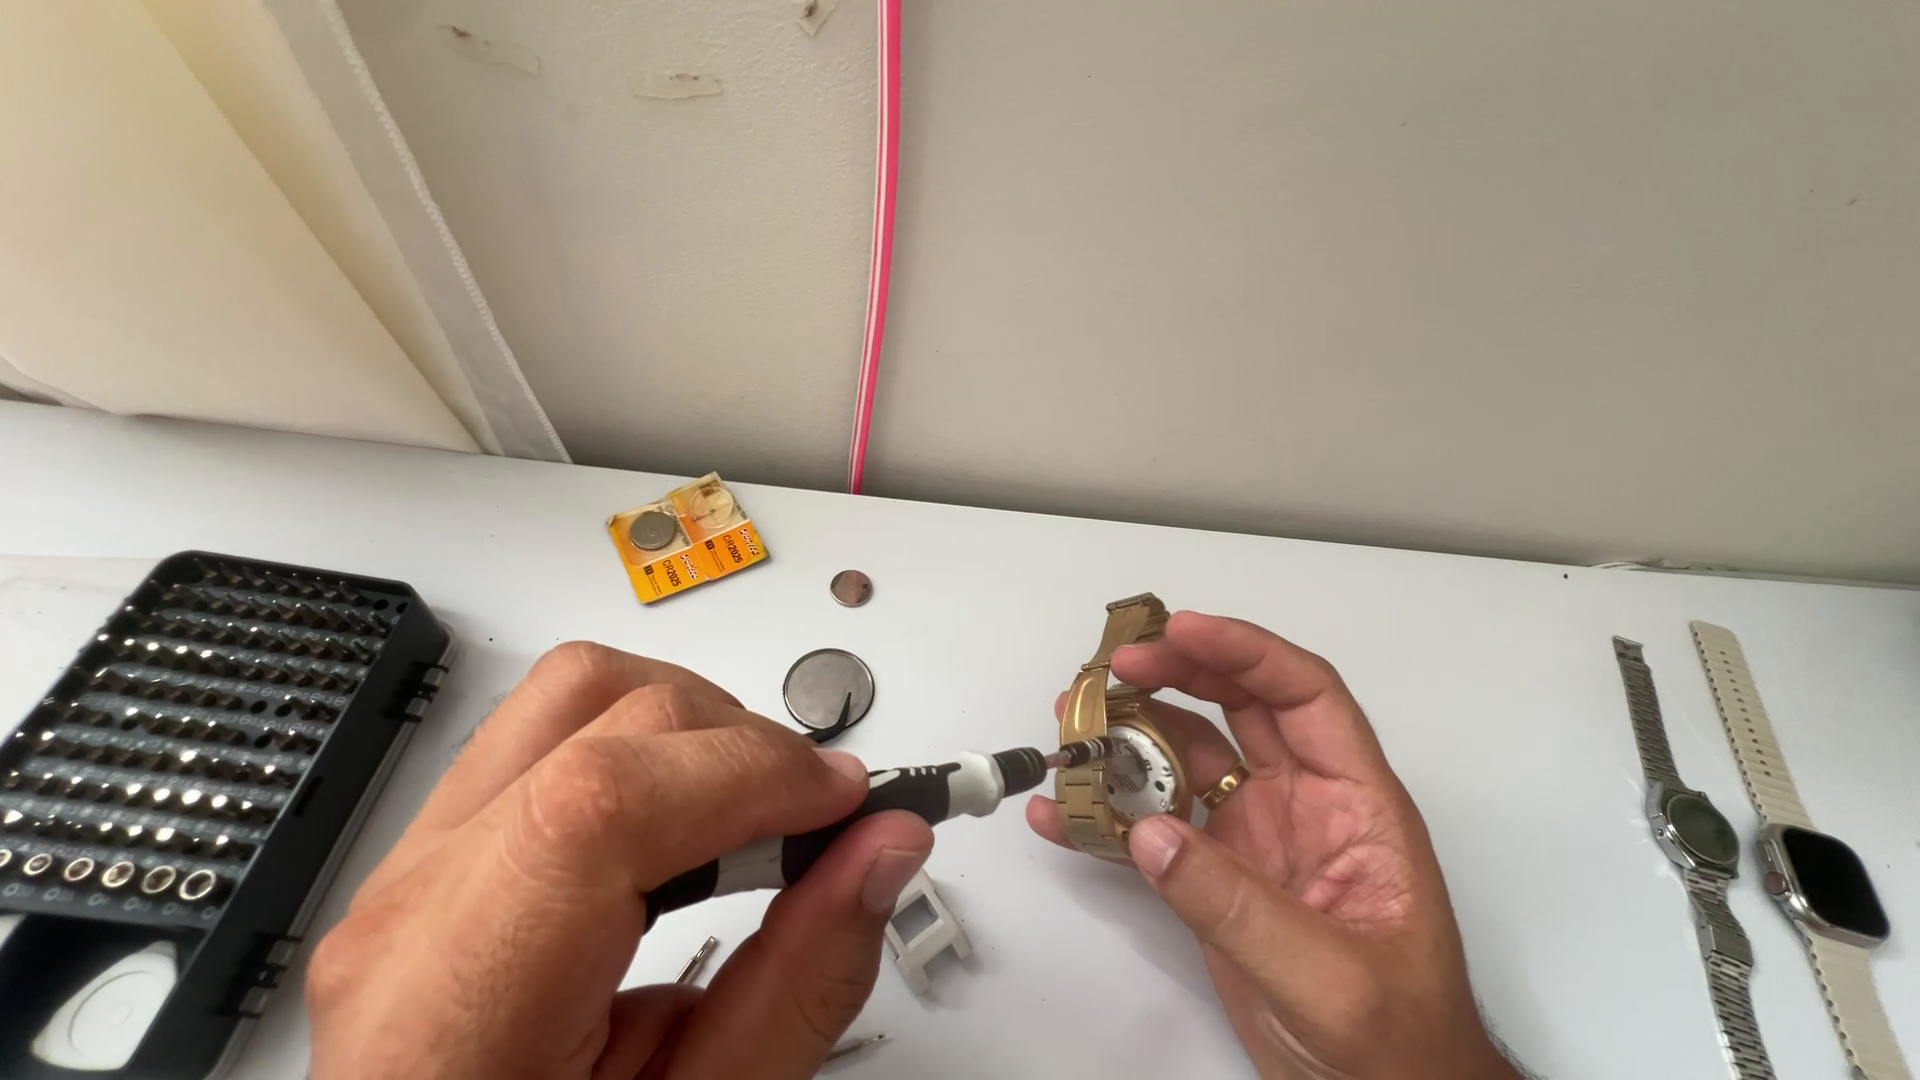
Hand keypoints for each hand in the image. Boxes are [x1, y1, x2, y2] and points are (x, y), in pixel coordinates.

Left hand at [307, 642, 934, 1079]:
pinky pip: (559, 728)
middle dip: (746, 745)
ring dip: (696, 725)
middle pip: (598, 712)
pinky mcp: (447, 847)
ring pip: (575, 691)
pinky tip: (692, 820)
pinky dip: (656, 742)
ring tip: (752, 809)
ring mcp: (418, 861)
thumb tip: (882, 847)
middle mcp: (415, 904)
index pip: (601, 804)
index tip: (842, 802)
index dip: (748, 773)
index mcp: (456, 1002)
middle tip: (818, 816)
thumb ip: (802, 981)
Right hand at [1027, 613, 1517, 1079]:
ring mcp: (1251, 834)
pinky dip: (1107, 814)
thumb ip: (1238, 905)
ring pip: (1185, 757)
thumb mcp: (1328, 979)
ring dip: (1130, 736)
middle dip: (1176, 674)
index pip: (1302, 695)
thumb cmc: (1399, 1042)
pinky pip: (1153, 825)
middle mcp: (1299, 801)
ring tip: (1073, 725)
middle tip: (1114, 667)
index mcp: (1353, 802)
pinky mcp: (1213, 872)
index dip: (1243, 650)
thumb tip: (1149, 834)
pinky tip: (1064, 814)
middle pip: (1236, 707)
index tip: (1178, 630)